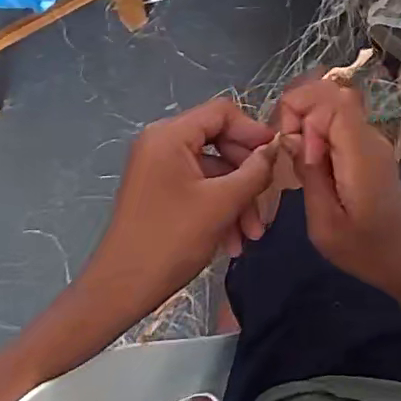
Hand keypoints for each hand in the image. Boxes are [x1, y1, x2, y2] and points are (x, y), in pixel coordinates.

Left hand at [89, 97, 277, 304]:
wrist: (122, 287)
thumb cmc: (172, 239)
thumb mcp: (222, 203)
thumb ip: (255, 171)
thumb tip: (275, 148)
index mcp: (170, 135)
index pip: (222, 113)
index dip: (253, 131)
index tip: (278, 156)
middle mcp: (161, 143)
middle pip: (219, 142)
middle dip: (247, 175)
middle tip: (267, 203)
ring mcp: (158, 168)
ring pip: (213, 171)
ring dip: (237, 199)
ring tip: (252, 235)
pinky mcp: (159, 191)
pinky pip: (198, 188)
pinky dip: (219, 209)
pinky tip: (233, 242)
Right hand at [278, 78, 400, 304]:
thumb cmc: (366, 251)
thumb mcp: (325, 223)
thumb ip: (308, 174)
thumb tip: (291, 137)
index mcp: (361, 153)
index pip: (332, 99)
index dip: (300, 109)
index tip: (288, 146)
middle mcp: (370, 138)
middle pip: (331, 95)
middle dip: (299, 112)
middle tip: (288, 153)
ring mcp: (372, 142)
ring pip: (333, 107)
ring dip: (307, 124)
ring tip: (297, 163)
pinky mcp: (369, 150)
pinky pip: (339, 125)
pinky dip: (318, 135)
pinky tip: (313, 167)